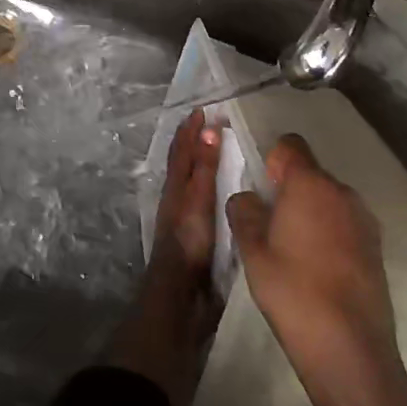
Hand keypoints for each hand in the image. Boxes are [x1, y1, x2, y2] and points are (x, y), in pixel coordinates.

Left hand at [153, 109, 221, 282]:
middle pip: (186, 163)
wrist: (181, 295)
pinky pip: (208, 201)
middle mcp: (179, 198)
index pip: (182, 150)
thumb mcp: (198, 200)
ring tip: (226, 152)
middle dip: (197, 142)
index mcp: (176, 187)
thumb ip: (204, 167)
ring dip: (206, 164)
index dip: (190, 129)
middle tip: (215, 124)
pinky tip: (230, 193)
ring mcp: (188, 218)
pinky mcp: (200, 235)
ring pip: (196, 181)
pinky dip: (216, 187)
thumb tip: (208, 128)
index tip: (202, 109)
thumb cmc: (188, 243)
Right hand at [224, 134, 393, 360]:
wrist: (350, 348)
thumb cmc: (293, 291)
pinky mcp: (376, 246)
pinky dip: (330, 233)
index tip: (263, 189)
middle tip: (271, 225)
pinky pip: (345, 223)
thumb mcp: (253, 252)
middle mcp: (342, 192)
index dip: (273, 160)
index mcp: (310, 184)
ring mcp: (364, 219)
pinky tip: (318, 269)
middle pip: (311, 174)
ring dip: (311, 212)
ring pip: (329, 199)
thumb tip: (247, 197)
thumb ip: (244, 214)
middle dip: (291, 190)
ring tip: (294, 251)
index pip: (291, 145)